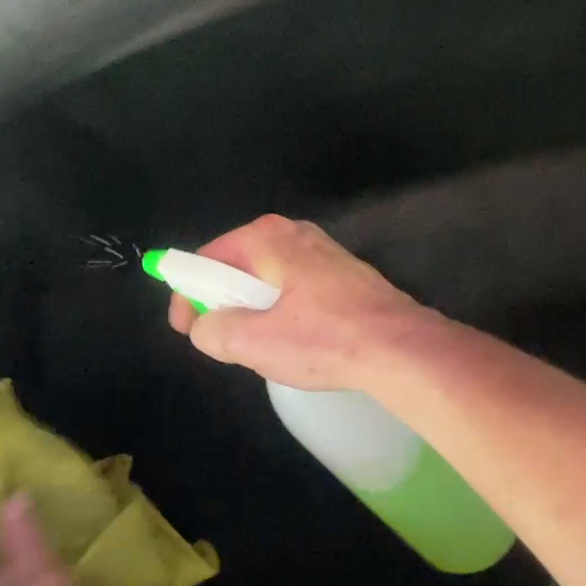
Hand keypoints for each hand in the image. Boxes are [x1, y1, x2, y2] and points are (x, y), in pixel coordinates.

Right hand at [167, 214, 435, 391]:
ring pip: (265, 281)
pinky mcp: (343, 276)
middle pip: (236, 267)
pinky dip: (280, 313)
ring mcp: (322, 252)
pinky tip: (294, 344)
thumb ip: (214, 331)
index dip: (186, 294)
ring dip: (252, 312)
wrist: (401, 351)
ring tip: (257, 347)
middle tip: (220, 340)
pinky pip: (292, 290)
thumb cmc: (324, 341)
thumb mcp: (254, 343)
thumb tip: (203, 328)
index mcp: (267, 239)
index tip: (185, 329)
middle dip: (221, 304)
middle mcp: (294, 234)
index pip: (206, 259)